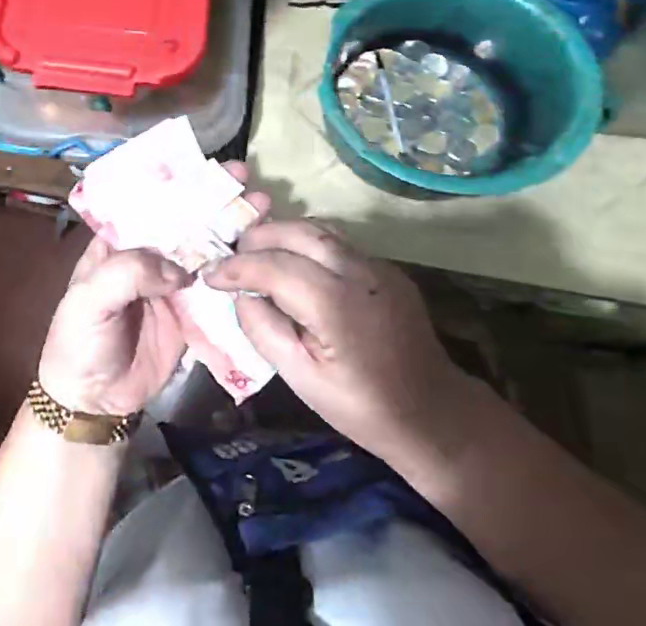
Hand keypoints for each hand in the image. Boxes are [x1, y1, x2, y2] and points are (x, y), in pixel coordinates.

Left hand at [38, 161, 269, 417]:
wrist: (94, 400)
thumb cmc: (79, 341)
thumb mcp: (89, 300)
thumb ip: (128, 274)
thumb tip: (180, 270)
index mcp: (117, 245)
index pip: (148, 205)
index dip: (177, 185)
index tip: (207, 166)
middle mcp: (146, 257)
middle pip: (184, 223)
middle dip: (212, 200)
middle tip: (243, 179)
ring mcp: (171, 285)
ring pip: (206, 251)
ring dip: (232, 230)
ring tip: (262, 207)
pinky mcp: (192, 314)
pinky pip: (218, 290)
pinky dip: (240, 273)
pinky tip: (266, 256)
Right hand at [202, 220, 472, 455]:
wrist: (435, 414)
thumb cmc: (362, 407)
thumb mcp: (300, 379)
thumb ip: (263, 330)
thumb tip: (242, 295)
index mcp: (337, 306)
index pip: (274, 267)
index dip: (236, 268)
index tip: (209, 276)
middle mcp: (360, 274)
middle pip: (297, 233)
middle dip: (256, 239)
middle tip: (229, 257)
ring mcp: (378, 268)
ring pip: (318, 229)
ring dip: (280, 234)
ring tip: (254, 254)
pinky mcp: (386, 269)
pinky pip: (336, 242)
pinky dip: (304, 243)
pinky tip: (291, 264)